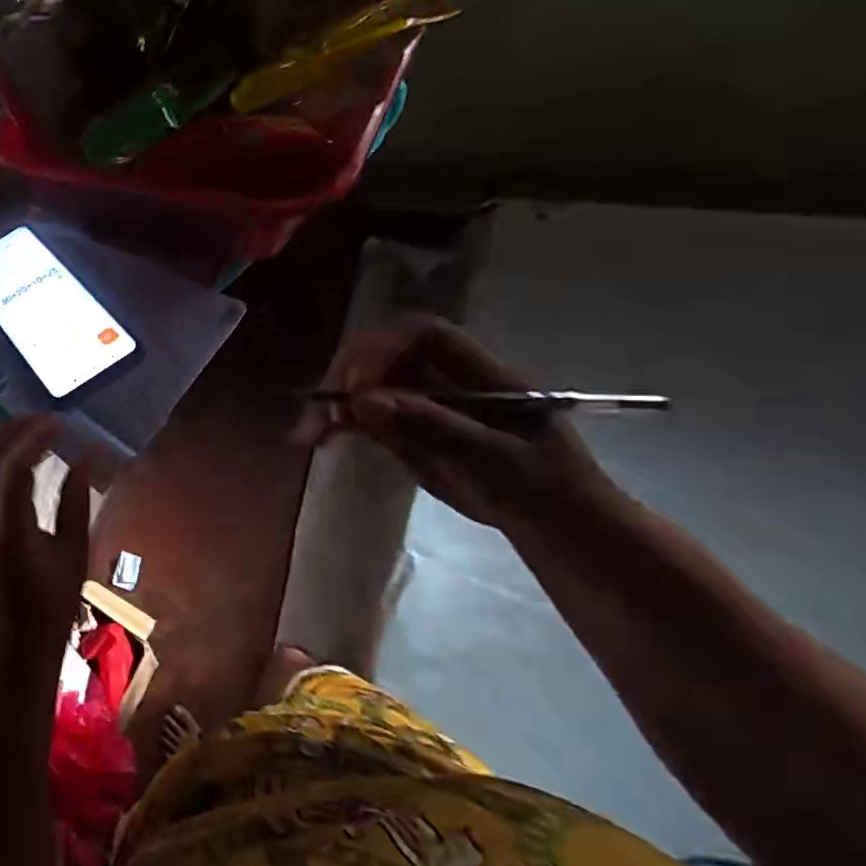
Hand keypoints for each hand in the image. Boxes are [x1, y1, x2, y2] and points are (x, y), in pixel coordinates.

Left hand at [0, 414, 90, 654]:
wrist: (14, 649)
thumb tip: (81, 463)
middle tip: (42, 417)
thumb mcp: (73, 557)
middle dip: (10, 431)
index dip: (36, 439)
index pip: (14, 468)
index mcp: (10, 531)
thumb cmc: (51, 611)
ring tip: (30, 430)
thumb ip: (75, 505)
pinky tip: (21, 460)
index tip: (60, 423)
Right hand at [298, 316, 619, 532]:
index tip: (356, 389)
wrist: (558, 528)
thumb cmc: (541, 491)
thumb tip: (364, 400)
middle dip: (347, 378)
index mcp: (483, 376)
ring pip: (370, 386)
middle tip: (318, 414)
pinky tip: (318, 438)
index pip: (426, 336)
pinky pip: (368, 416)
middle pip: (387, 356)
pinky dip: (340, 424)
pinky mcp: (413, 430)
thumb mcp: (493, 461)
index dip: (384, 350)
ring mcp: (429, 405)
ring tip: (306, 434)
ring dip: (334, 403)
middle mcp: (450, 381)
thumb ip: (432, 427)